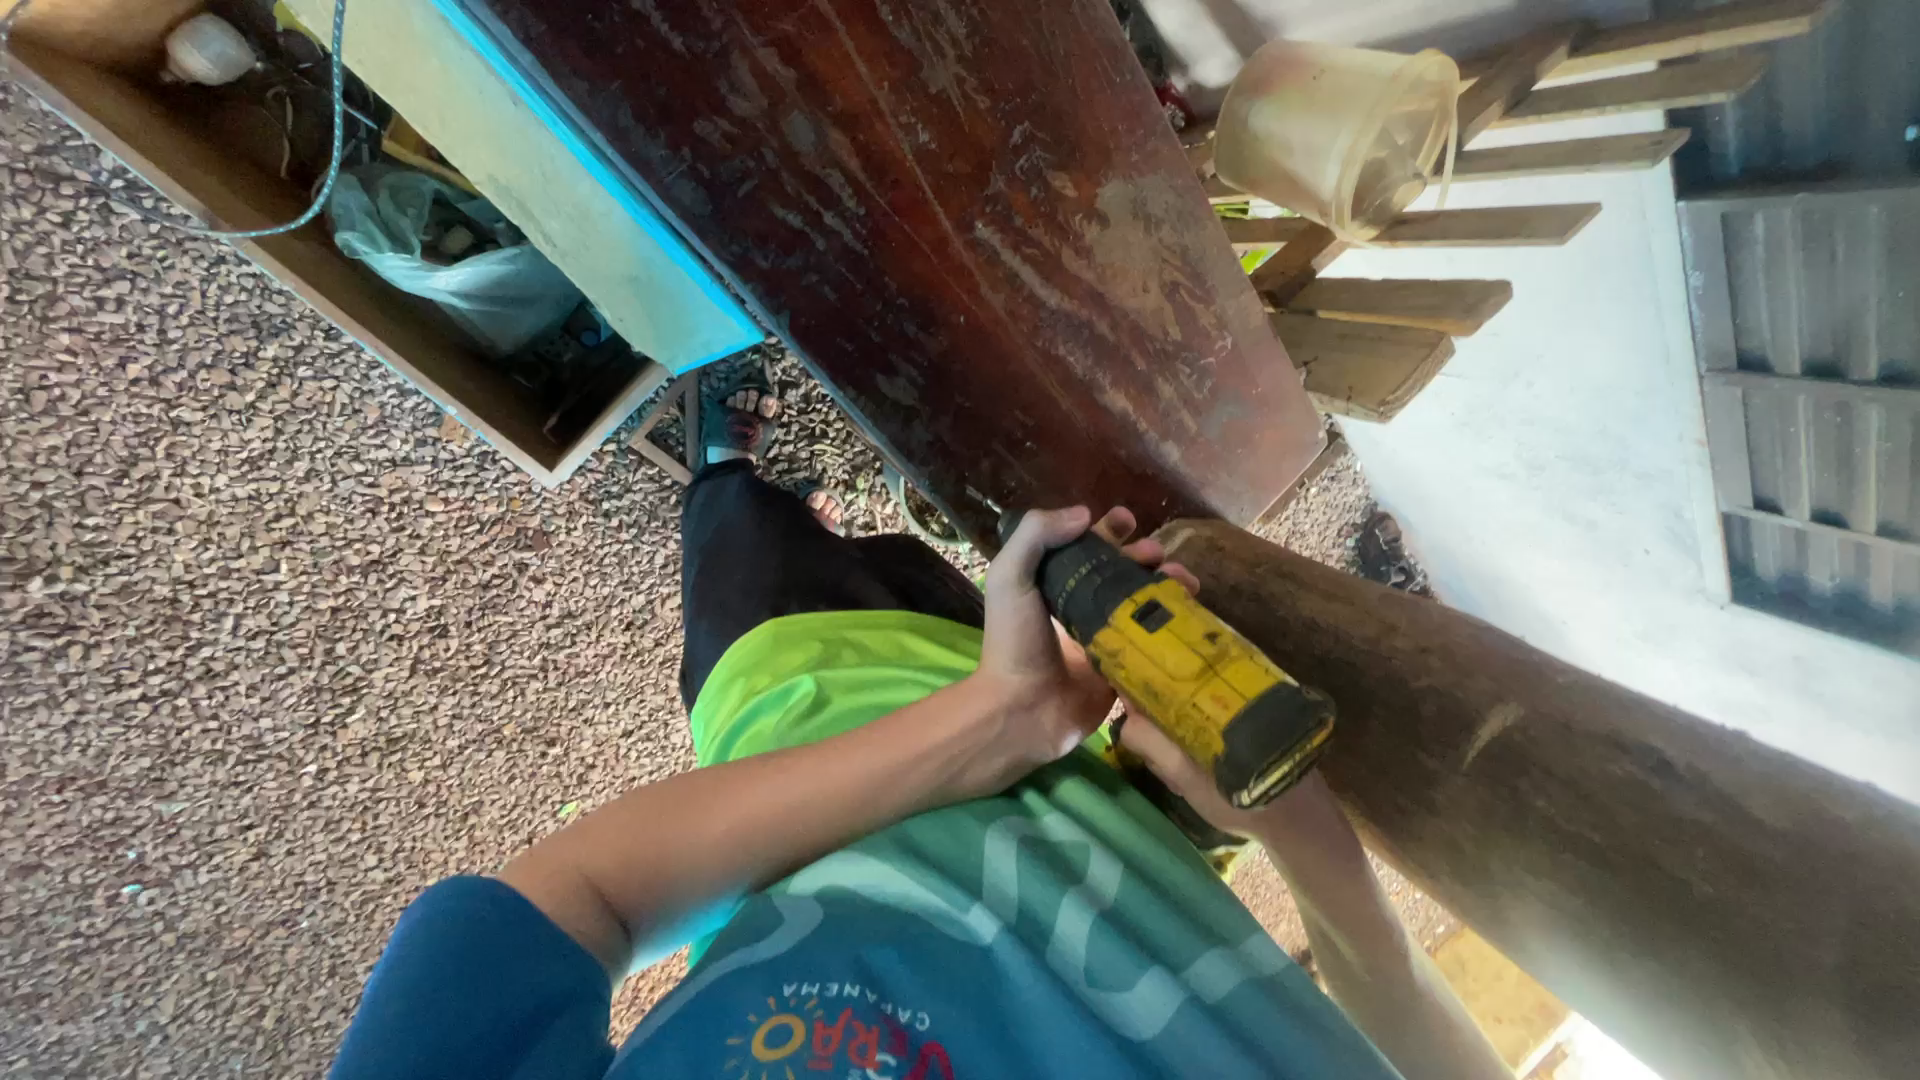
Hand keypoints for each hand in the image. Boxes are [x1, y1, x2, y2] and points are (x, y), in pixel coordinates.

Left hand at [970, 505, 1197, 778]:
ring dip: (1167, 586)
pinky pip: (1155, 642)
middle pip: (1122, 571)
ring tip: (1183, 581)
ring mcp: (1106, 638)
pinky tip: (1190, 616)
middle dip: (1144, 556)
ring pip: (1144, 603)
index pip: (1086, 547)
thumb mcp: (1010, 578)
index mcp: (1055, 583)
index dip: (1108, 530)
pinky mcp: (1126, 667)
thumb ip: (1036, 536)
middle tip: (1155, 556)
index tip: (1127, 521)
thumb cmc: (1013, 641)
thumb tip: (1084, 513)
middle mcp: (1082, 606)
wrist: (1023, 709)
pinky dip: (1174, 627)